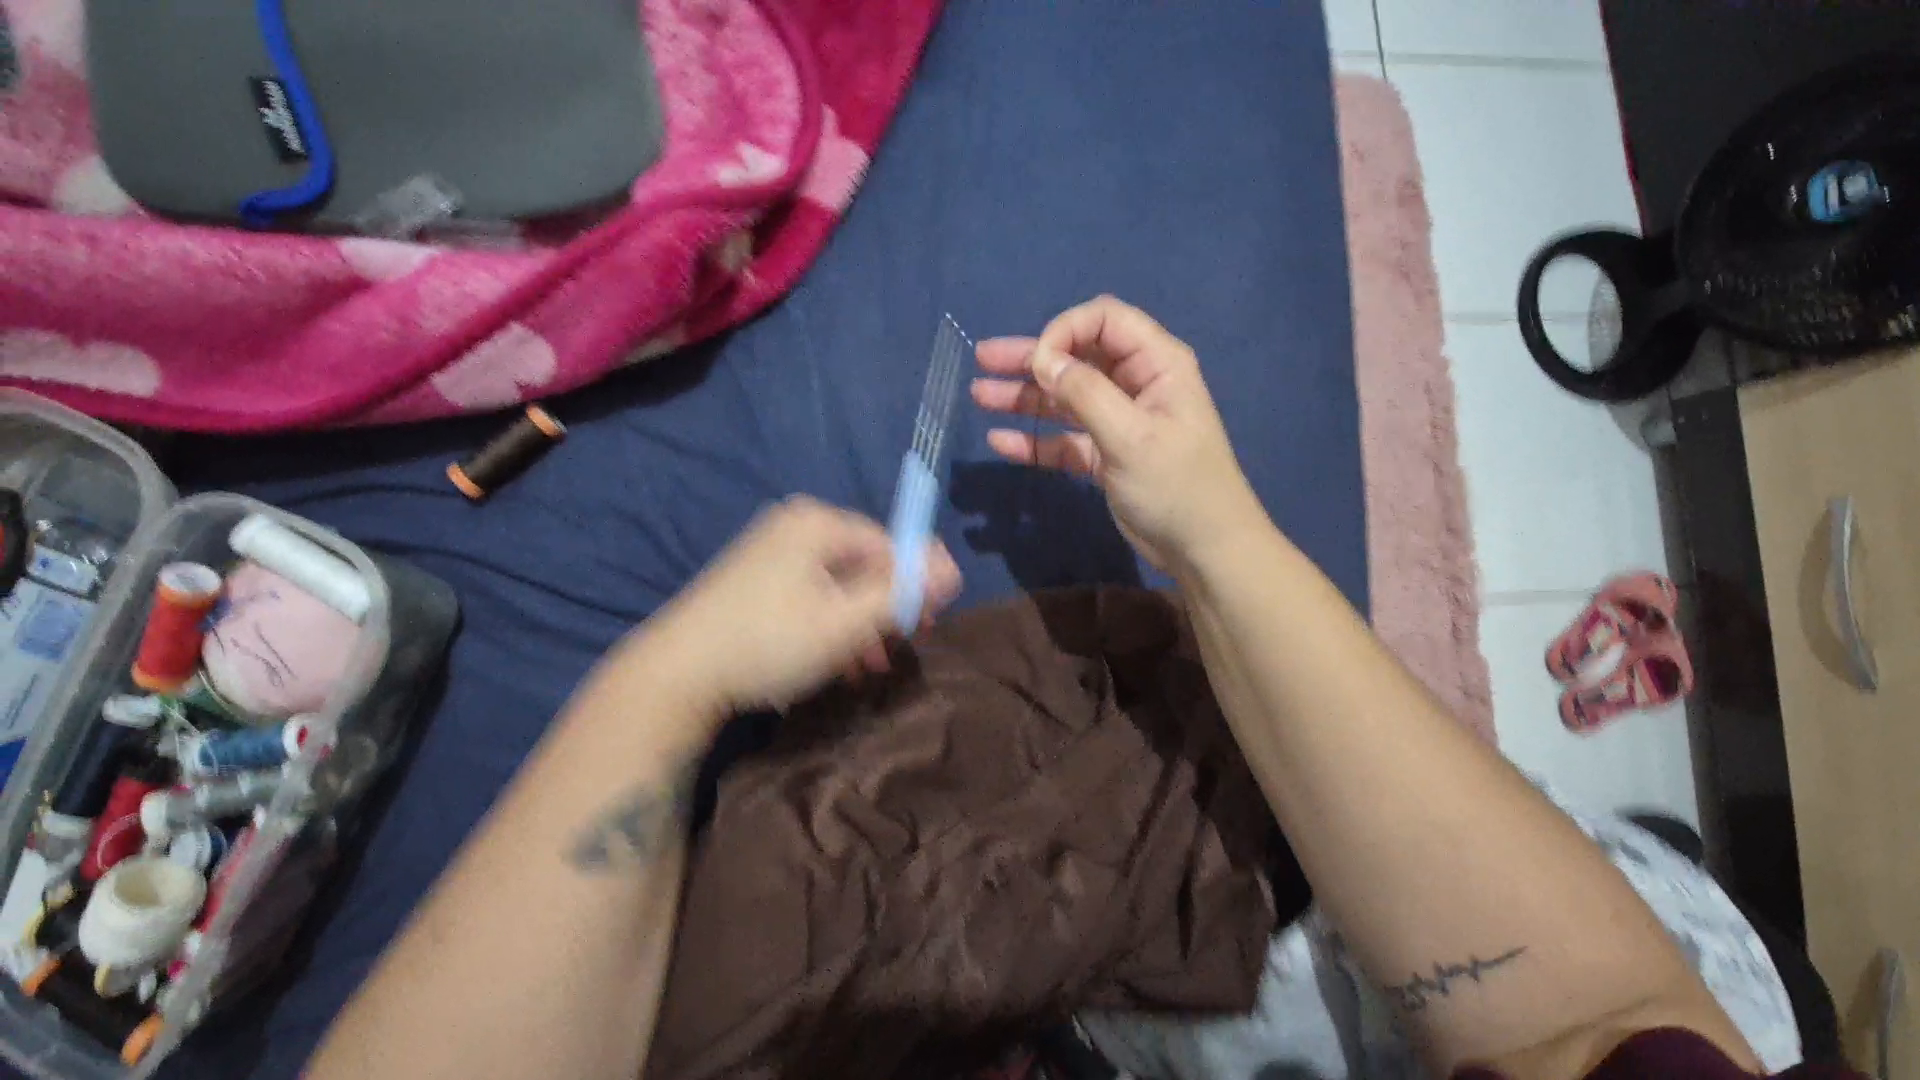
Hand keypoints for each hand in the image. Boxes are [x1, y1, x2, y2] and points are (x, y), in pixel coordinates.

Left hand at [641, 497, 961, 713]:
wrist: (676, 675)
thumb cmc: (768, 643)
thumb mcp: (845, 622)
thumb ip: (902, 593)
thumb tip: (954, 569)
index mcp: (817, 523)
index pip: (890, 543)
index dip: (915, 583)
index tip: (929, 626)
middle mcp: (793, 526)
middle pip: (864, 564)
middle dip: (886, 610)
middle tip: (901, 650)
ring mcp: (770, 553)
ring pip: (839, 587)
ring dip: (861, 626)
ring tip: (869, 668)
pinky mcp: (754, 581)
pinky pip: (811, 597)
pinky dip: (830, 628)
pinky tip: (837, 665)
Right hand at [972, 296, 1267, 571]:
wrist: (1204, 550)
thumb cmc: (1177, 485)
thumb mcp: (1131, 436)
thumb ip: (1085, 394)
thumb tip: (1042, 359)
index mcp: (1156, 365)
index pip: (1104, 321)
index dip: (1064, 331)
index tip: (1036, 362)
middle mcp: (1136, 384)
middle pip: (1076, 357)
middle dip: (1031, 359)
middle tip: (983, 360)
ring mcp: (1118, 421)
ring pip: (1064, 398)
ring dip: (1024, 397)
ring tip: (980, 395)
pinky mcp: (1105, 456)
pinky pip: (1063, 439)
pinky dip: (1034, 439)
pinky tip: (1000, 442)